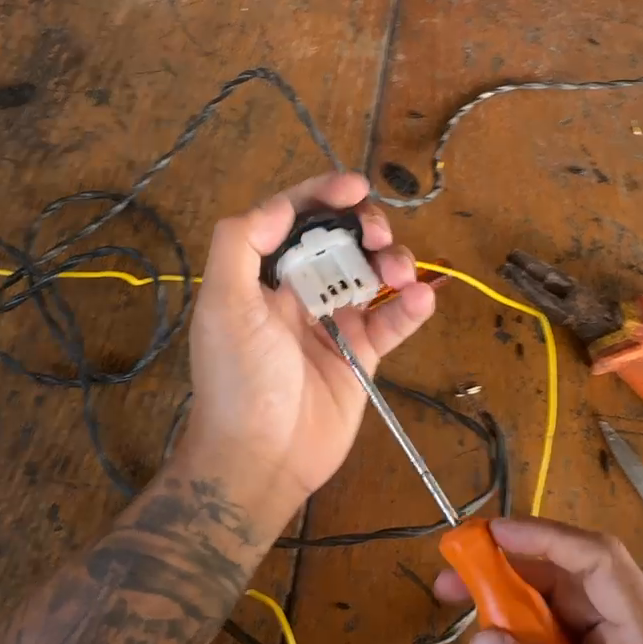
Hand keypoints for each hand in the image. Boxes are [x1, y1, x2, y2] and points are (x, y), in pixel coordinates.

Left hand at [177, 172, 435, 513]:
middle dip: (364, 228)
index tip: (355, 187)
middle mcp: (299, 294)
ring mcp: (333, 325)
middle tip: (379, 238)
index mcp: (263, 278)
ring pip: (372, 277)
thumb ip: (240, 245)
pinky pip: (392, 323)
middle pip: (341, 242)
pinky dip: (410, 308)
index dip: (323, 196)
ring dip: (394, 262)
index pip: (294, 221)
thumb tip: (280, 205)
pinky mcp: (362, 357)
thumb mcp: (223, 306)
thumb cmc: (240, 379)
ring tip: (401, 272)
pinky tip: (420, 300)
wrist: (261, 456)